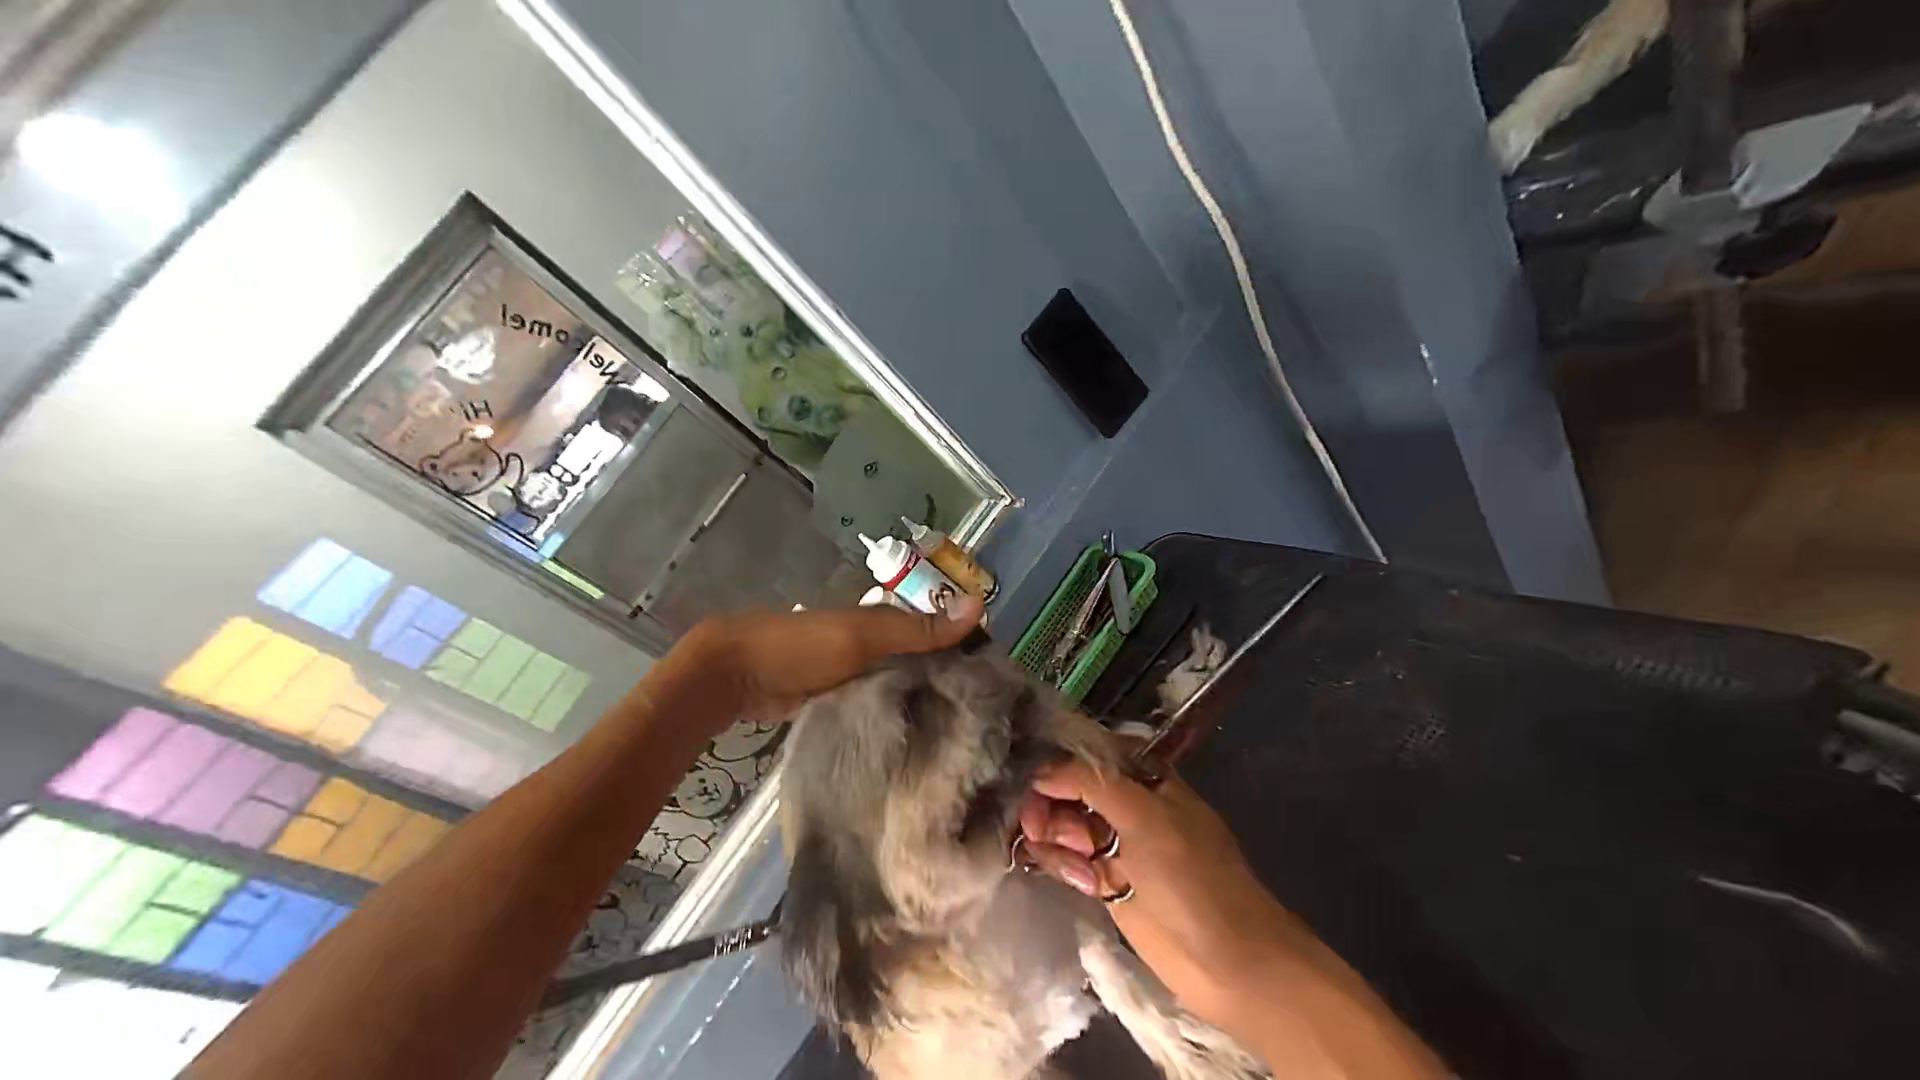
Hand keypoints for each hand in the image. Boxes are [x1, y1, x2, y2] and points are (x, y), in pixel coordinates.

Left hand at [656, 594, 985, 726]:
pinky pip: (879, 707)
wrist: (734, 676)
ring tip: (961, 736)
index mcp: (883, 619)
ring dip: (923, 703)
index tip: (998, 682)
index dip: (967, 649)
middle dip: (949, 682)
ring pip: (902, 687)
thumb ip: (917, 629)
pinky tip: (918, 740)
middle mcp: (875, 644)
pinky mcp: (841, 703)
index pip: (938, 631)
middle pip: (923, 662)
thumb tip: (981, 603)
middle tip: (985, 719)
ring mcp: (857, 675)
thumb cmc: (800, 646)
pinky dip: (896, 717)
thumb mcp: (863, 636)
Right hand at [1018, 763, 1315, 1034]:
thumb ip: (1090, 782)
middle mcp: (1122, 798)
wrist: (1228, 961)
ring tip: (1081, 868)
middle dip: (1048, 805)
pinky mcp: (1101, 877)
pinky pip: (1061, 856)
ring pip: (1057, 821)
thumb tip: (1037, 771)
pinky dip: (1062, 865)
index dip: (1052, 762)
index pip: (1082, 751)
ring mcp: (1110, 838)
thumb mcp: (1145, 815)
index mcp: (1141, 772)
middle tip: (1042, 828)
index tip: (1030, 781)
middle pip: (1062, 785)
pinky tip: (1086, 885)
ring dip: (1055, 839)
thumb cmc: (1193, 877)